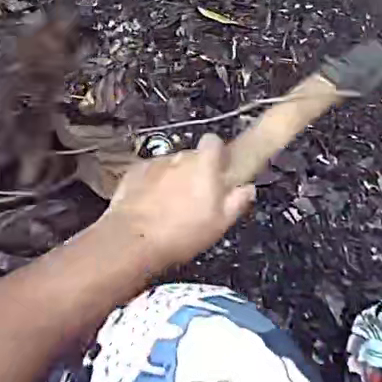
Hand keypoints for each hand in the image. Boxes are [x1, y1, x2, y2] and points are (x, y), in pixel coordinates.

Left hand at [94, 134, 255, 273]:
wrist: (133, 240)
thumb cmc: (181, 233)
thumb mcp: (220, 224)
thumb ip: (237, 202)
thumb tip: (248, 189)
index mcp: (204, 165)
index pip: (214, 141)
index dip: (217, 153)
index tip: (218, 170)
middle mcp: (179, 157)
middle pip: (192, 156)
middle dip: (194, 172)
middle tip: (195, 198)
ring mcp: (155, 163)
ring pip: (170, 166)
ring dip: (172, 179)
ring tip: (170, 207)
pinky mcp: (133, 173)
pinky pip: (148, 174)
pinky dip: (151, 185)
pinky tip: (150, 206)